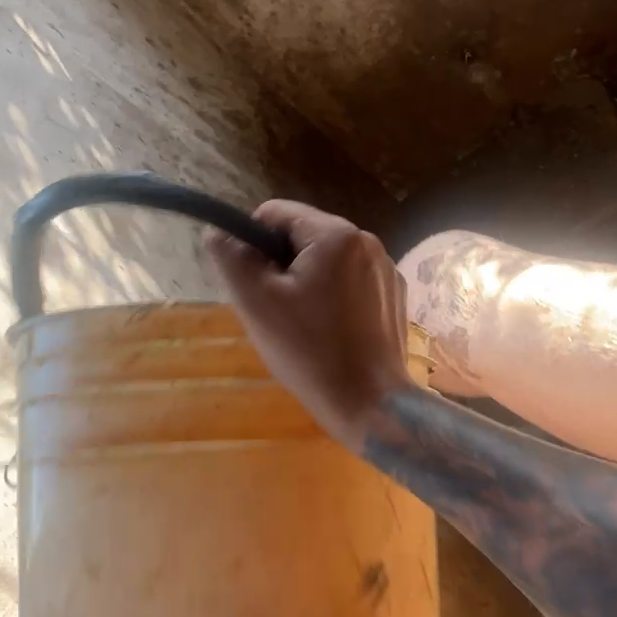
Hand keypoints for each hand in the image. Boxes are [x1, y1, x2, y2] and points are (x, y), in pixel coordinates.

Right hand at [204, 200, 411, 447]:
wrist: (370, 401)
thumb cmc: (309, 350)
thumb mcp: (255, 301)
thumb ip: (230, 256)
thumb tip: (221, 232)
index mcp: (337, 234)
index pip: (275, 214)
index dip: (253, 245)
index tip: (254, 285)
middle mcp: (369, 242)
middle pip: (304, 238)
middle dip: (282, 266)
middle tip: (276, 311)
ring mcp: (387, 270)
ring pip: (328, 262)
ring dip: (307, 283)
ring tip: (303, 326)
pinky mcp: (396, 297)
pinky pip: (352, 283)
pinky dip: (335, 299)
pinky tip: (331, 333)